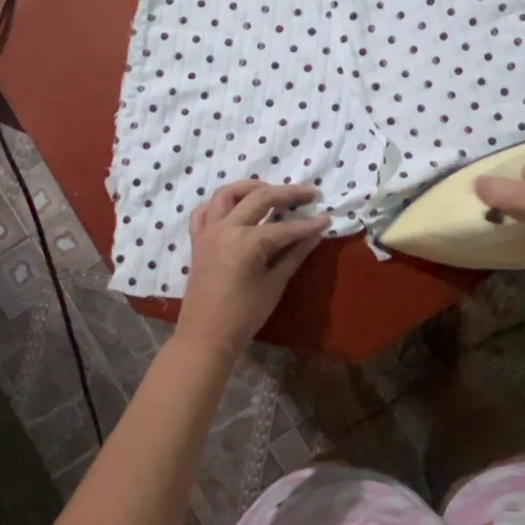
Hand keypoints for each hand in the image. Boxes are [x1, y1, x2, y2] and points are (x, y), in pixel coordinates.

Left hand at [175, 181, 329, 359]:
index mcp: (247, 242)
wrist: (206, 336)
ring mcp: (208, 232)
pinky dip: (219, 204)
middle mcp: (226, 229)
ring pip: (226, 194)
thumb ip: (294, 254)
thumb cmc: (244, 316)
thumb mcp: (274, 285)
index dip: (308, 224)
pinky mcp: (197, 240)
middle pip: (259, 198)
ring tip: (271, 191)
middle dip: (287, 193)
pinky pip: (204, 212)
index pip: (285, 227)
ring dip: (250, 187)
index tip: (326, 218)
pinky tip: (235, 208)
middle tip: (309, 193)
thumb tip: (315, 233)